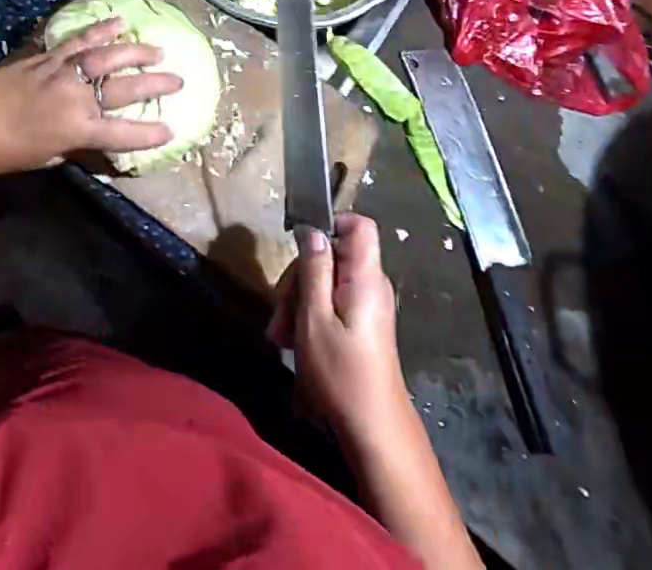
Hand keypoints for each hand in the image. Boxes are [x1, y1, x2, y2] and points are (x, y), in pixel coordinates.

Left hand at [0, 18, 182, 173]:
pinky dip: (101, 30)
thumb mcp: (48, 157)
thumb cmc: (4, 151)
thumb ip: (76, 144)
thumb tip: (93, 135)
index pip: (123, 133)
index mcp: (77, 129)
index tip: (172, 130)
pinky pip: (80, 40)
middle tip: (179, 81)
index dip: (149, 134)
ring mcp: (63, 72)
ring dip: (137, 53)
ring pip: (109, 57)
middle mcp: (76, 97)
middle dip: (157, 85)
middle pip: (125, 89)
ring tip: (158, 51)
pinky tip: (120, 23)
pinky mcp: (48, 56)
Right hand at [268, 214, 410, 440]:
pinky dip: (311, 314)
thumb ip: (314, 270)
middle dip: (301, 276)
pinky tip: (294, 340)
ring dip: (300, 300)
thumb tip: (312, 230)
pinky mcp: (362, 322)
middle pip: (335, 255)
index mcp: (366, 276)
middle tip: (280, 313)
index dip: (331, 225)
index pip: (360, 225)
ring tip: (281, 335)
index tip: (300, 246)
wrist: (371, 426)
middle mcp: (372, 283)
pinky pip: (334, 301)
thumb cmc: (341, 373)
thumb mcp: (314, 319)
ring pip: (329, 280)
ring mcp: (368, 303)